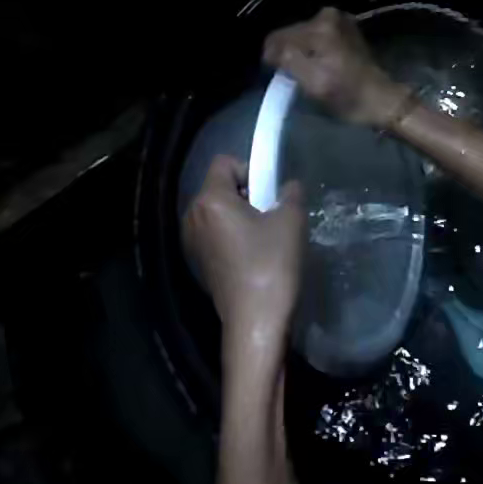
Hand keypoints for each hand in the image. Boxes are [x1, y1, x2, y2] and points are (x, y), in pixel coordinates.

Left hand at [183, 155, 306, 359]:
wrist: (256, 321)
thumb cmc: (271, 264)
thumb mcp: (291, 220)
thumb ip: (290, 193)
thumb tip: (287, 187)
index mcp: (210, 200)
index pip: (224, 162)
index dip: (250, 169)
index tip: (270, 193)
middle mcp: (193, 217)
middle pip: (220, 187)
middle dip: (247, 193)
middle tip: (272, 214)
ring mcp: (192, 242)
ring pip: (218, 211)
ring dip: (241, 215)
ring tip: (265, 236)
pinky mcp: (199, 263)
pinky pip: (216, 233)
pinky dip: (234, 235)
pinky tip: (254, 256)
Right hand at [263, 7, 411, 128]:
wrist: (381, 100)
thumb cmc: (347, 96)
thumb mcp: (311, 81)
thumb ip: (286, 59)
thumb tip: (270, 50)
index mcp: (320, 26)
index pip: (277, 37)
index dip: (271, 57)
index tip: (277, 76)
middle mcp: (328, 15)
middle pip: (291, 33)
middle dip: (287, 53)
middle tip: (292, 76)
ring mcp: (340, 20)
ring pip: (303, 35)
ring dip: (300, 52)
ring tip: (306, 72)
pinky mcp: (347, 30)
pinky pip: (317, 37)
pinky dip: (314, 50)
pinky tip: (319, 65)